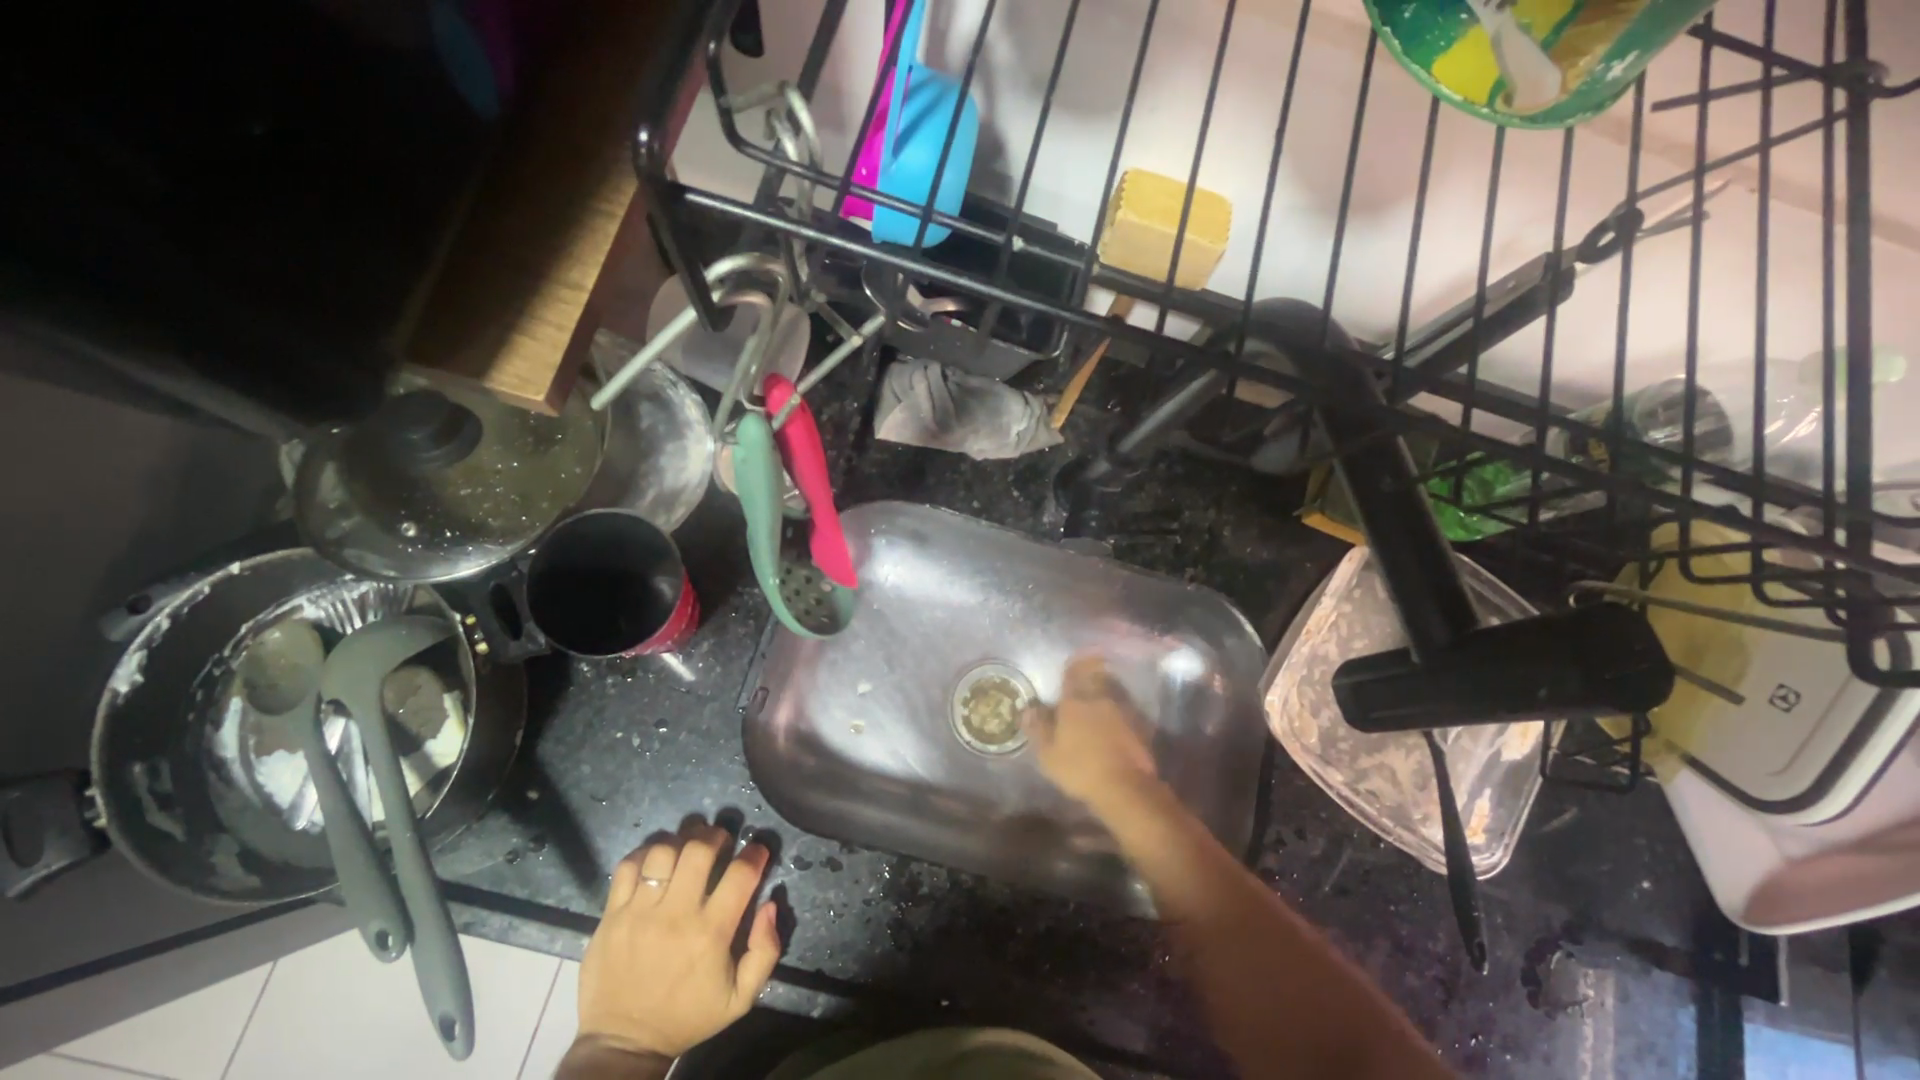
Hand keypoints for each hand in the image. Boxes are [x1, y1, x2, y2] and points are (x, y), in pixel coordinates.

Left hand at [571, 819, 782, 1067]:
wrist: (625, 1041)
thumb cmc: (688, 1017)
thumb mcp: (741, 998)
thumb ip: (765, 952)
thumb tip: (770, 905)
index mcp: (711, 933)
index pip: (740, 874)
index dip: (755, 853)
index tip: (757, 850)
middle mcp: (676, 915)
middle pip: (698, 850)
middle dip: (715, 836)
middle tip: (720, 839)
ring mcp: (639, 912)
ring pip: (662, 852)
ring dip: (680, 841)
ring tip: (687, 846)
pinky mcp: (611, 915)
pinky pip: (627, 867)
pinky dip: (644, 854)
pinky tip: (655, 859)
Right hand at [1023, 655, 1158, 807]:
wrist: (1125, 786)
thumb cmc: (1080, 769)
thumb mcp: (1048, 754)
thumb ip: (1038, 728)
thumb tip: (1027, 708)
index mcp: (1075, 701)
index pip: (1073, 673)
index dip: (1071, 667)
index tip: (1070, 665)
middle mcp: (1101, 698)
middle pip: (1097, 676)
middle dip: (1092, 672)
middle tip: (1088, 675)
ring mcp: (1124, 709)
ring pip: (1114, 689)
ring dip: (1108, 688)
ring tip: (1102, 695)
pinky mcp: (1142, 724)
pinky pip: (1128, 707)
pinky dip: (1122, 708)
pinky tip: (1119, 717)